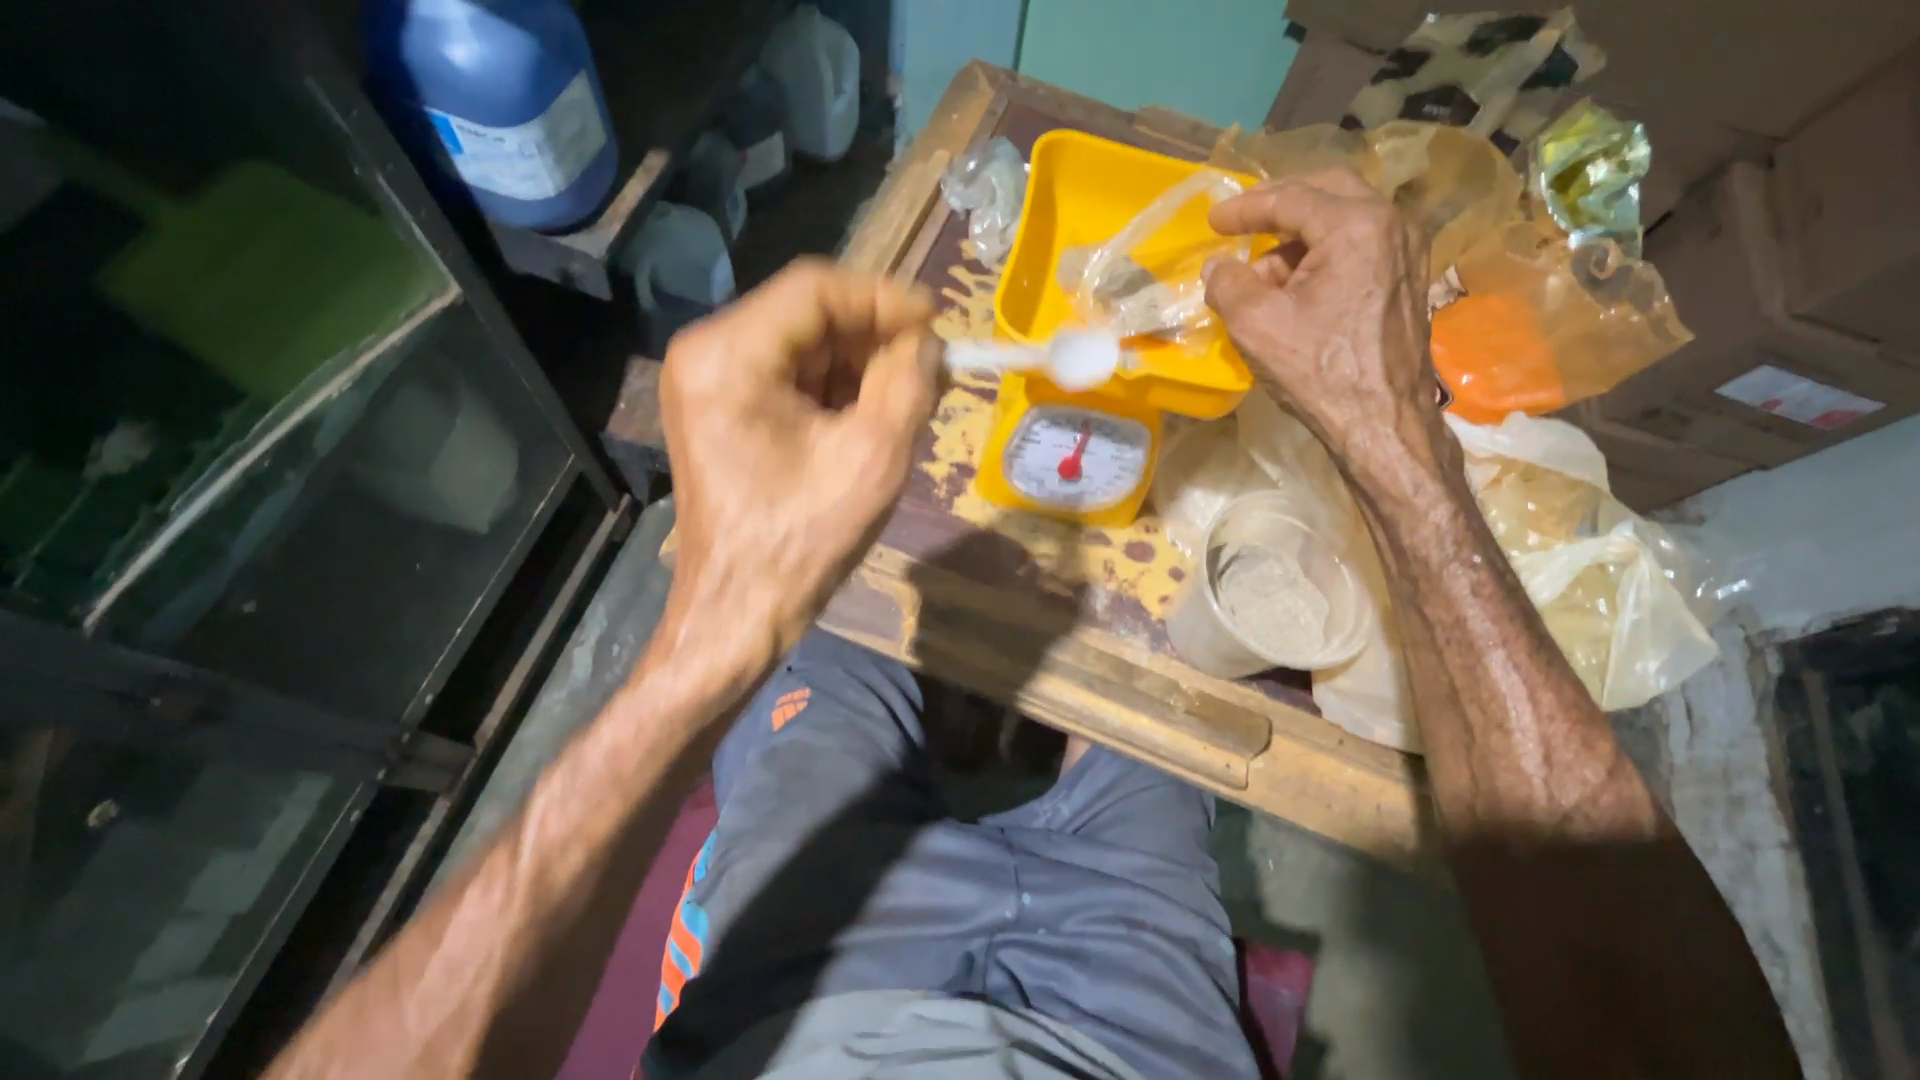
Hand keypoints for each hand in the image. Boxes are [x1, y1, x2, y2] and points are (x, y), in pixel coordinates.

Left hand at [660, 259, 938, 656]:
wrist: (740, 613)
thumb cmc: (802, 542)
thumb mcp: (873, 457)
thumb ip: (908, 381)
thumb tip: (926, 341)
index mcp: (728, 355)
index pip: (816, 288)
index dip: (885, 299)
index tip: (938, 323)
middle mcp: (707, 354)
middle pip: (809, 315)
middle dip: (876, 338)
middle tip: (932, 368)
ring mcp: (710, 383)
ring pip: (805, 346)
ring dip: (861, 366)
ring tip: (912, 399)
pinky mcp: (724, 411)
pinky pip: (791, 378)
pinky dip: (837, 391)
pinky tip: (874, 418)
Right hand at [1203, 169, 1445, 484]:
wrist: (1381, 420)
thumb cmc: (1318, 369)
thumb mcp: (1255, 323)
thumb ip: (1227, 283)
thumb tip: (1218, 267)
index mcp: (1356, 226)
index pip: (1291, 198)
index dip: (1245, 207)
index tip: (1213, 221)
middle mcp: (1391, 225)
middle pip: (1327, 193)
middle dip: (1279, 207)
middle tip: (1243, 224)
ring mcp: (1407, 251)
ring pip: (1345, 219)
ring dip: (1299, 236)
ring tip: (1262, 272)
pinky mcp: (1407, 279)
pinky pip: (1360, 245)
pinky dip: (1323, 253)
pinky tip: (1295, 286)